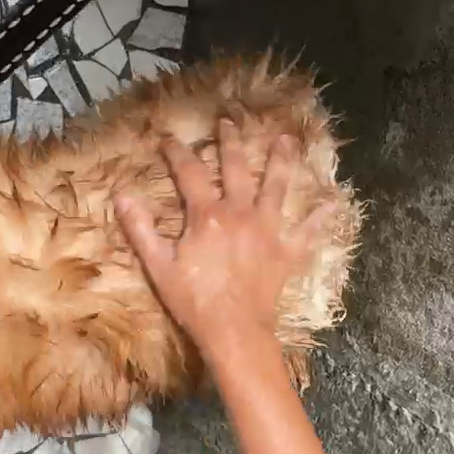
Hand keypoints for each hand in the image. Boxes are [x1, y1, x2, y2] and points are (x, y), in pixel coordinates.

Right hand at [117, 120, 334, 367]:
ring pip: (277, 187)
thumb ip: (140, 229)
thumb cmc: (193, 301)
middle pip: (236, 168)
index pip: (189, 173)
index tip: (169, 139)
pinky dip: (319, 217)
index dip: (177, 153)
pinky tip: (331, 203)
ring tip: (284, 140)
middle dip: (230, 142)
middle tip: (229, 122)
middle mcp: (240, 212)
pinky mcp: (287, 252)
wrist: (234, 331)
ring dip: (280, 160)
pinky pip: (307, 231)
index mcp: (207, 215)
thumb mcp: (158, 267)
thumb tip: (121, 195)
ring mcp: (268, 230)